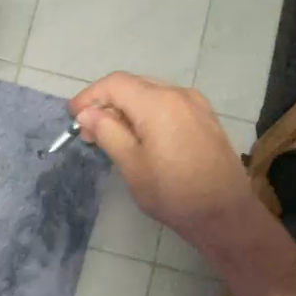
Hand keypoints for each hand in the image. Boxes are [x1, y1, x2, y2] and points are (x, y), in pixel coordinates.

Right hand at [69, 72, 251, 234]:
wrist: (223, 211)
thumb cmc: (172, 192)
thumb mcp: (131, 165)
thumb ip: (107, 133)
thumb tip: (88, 114)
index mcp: (158, 103)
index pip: (115, 84)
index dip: (89, 96)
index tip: (72, 117)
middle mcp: (178, 94)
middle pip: (133, 85)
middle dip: (106, 103)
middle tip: (88, 132)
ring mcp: (195, 104)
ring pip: (151, 94)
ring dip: (126, 109)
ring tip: (110, 137)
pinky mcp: (203, 118)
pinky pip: (167, 104)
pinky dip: (146, 113)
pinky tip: (139, 137)